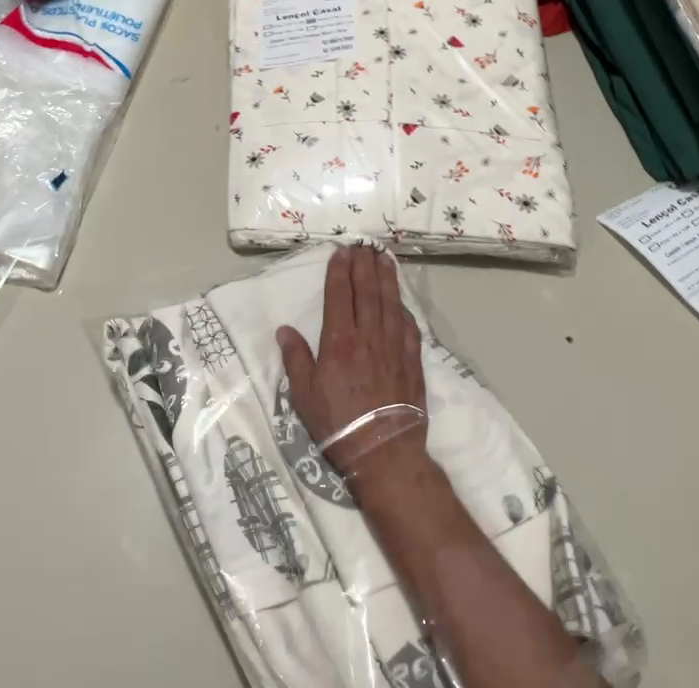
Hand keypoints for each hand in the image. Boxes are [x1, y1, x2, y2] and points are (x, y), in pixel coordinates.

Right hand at [277, 245, 428, 483]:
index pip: (339, 297)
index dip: (340, 273)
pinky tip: (401, 302)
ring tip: (384, 259)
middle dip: (364, 267)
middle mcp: (368, 338)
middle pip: (367, 293)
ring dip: (387, 279)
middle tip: (363, 246)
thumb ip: (296, 359)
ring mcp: (394, 349)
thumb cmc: (337, 424)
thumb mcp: (304, 395)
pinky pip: (409, 328)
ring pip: (391, 305)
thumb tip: (285, 330)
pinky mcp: (412, 363)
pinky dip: (404, 310)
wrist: (384, 453)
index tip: (341, 253)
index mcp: (339, 342)